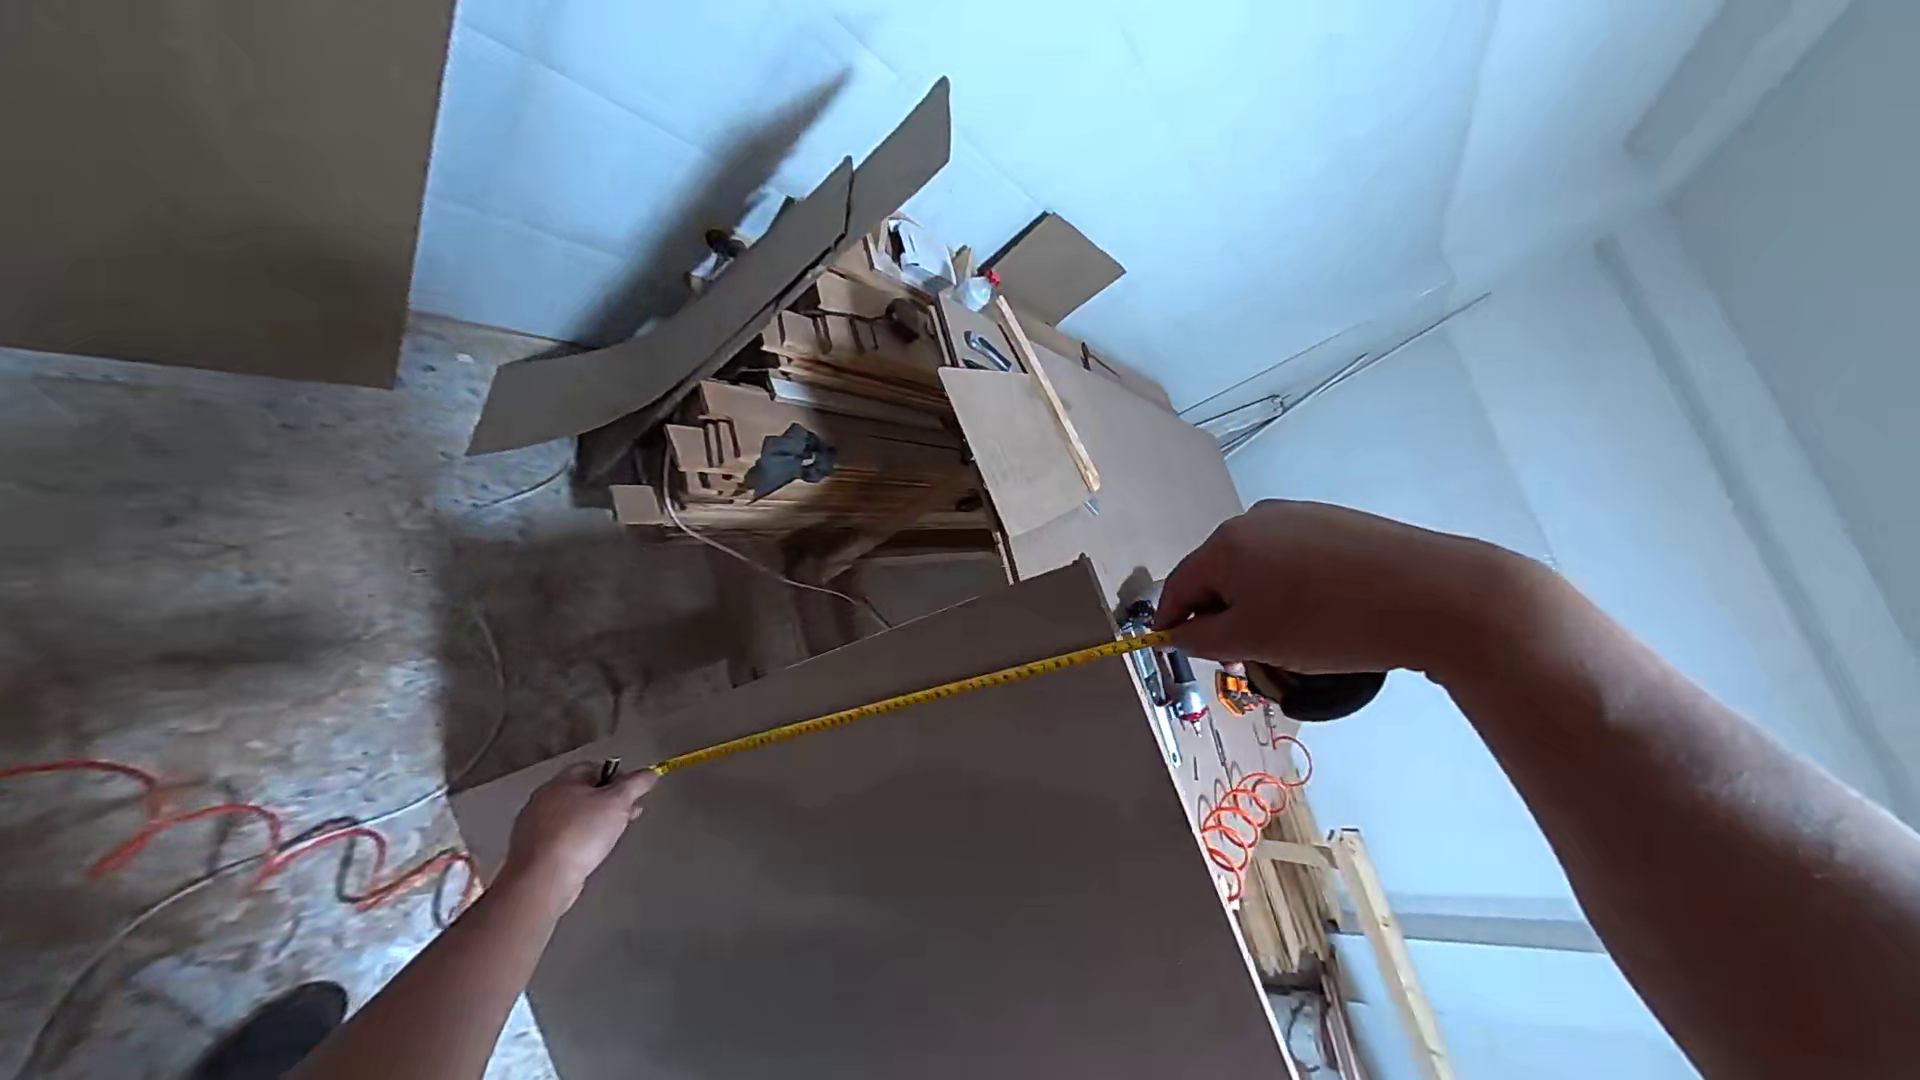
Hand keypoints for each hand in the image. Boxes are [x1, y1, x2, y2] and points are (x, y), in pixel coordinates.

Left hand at [501, 763, 656, 907]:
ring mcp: (533, 827)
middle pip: (584, 792)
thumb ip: (638, 783)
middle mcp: (543, 799)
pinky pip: (561, 837)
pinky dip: (577, 840)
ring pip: (573, 815)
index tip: (632, 793)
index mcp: (561, 781)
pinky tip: (588, 852)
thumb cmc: (580, 834)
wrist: (542, 880)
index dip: (618, 778)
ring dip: (594, 821)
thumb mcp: (619, 801)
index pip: (595, 767)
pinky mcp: (531, 851)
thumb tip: (650, 774)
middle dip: (609, 802)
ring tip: (610, 835)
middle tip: (625, 814)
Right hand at [1154, 499, 1531, 676]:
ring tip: (1288, 636)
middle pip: (1217, 574)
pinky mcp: (1336, 522)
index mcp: (1225, 543)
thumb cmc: (1328, 623)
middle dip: (1220, 614)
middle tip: (1243, 653)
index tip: (1178, 650)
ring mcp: (1298, 515)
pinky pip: (1293, 558)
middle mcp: (1254, 518)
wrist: (1440, 596)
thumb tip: (1179, 632)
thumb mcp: (1252, 641)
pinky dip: (1291, 587)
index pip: (1178, 586)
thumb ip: (1201, 639)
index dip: (1172, 622)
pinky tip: (1322, 611)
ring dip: (1256, 602)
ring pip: (1256, 566)